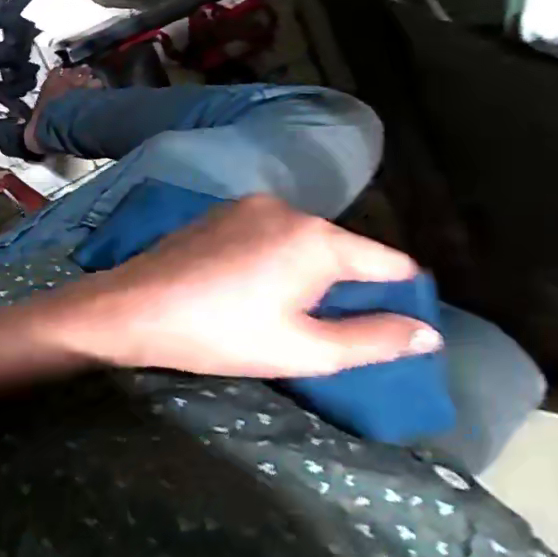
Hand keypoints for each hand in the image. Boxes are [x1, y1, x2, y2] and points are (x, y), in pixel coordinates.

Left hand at [76, 194, 443, 377]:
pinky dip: (269, 258)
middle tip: (324, 327)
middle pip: (342, 249)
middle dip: (345, 285)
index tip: (390, 328)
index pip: (390, 263)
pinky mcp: (213, 214)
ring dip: (304, 271)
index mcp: (316, 238)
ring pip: (300, 241)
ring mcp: (243, 206)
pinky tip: (246, 289)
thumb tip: (427, 330)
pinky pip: (263, 234)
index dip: (400, 297)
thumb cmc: (218, 333)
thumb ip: (374, 340)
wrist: (130, 308)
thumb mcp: (304, 350)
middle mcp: (284, 209)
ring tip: (280, 312)